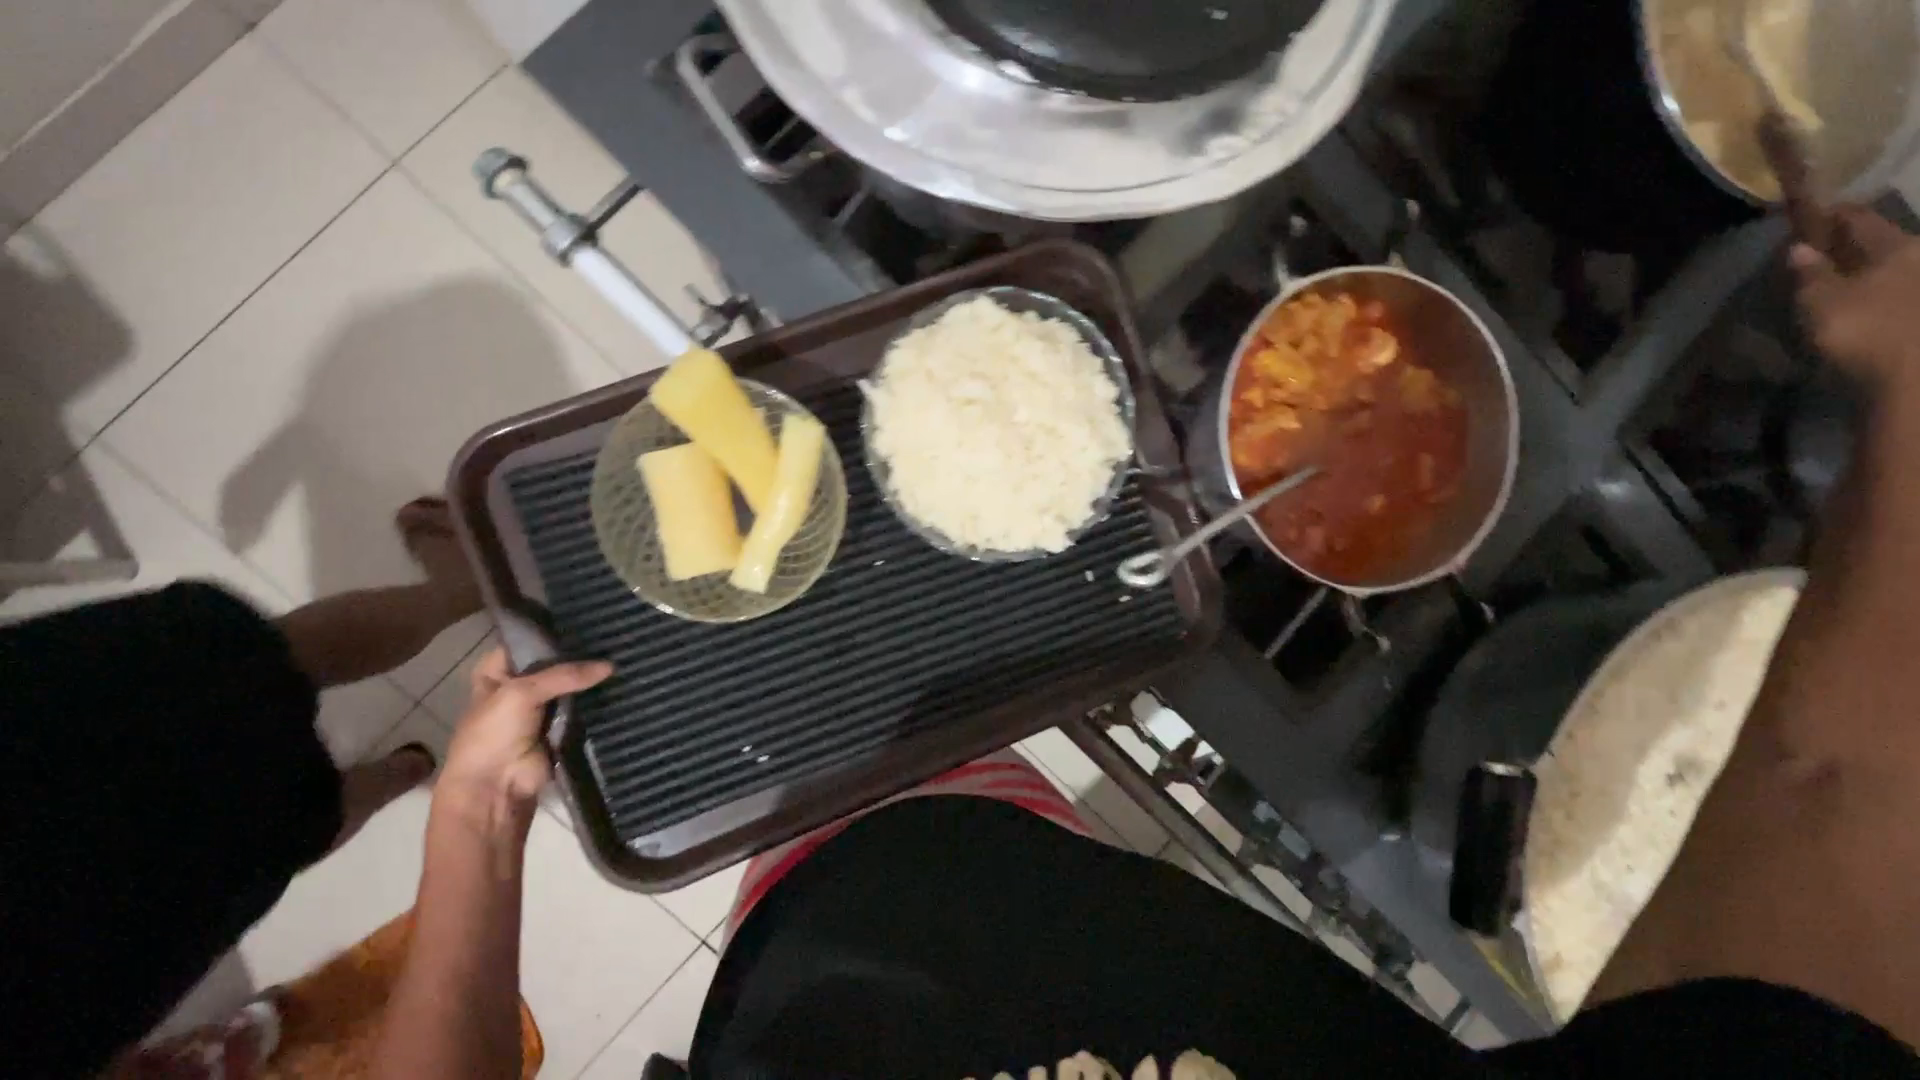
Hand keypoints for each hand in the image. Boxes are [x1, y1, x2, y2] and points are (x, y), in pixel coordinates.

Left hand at [438, 647, 612, 825]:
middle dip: (580, 654)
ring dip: (591, 679)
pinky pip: (583, 708)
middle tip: (615, 636)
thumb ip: (566, 675)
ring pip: (571, 686)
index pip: (529, 640)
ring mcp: (542, 707)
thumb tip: (611, 666)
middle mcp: (519, 685)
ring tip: (625, 654)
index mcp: (496, 671)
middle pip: (554, 663)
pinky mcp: (562, 727)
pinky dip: (597, 701)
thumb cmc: (493, 733)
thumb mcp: (522, 692)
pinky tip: (623, 683)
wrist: (496, 787)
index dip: (555, 631)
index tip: (588, 618)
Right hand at [1793, 206, 1919, 380]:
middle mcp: (1919, 258)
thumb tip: (1798, 247)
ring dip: (1863, 271)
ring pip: (1891, 268)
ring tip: (1835, 278)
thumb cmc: (1864, 330)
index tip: (1811, 211)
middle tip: (1821, 248)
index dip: (1833, 213)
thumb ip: (1811, 273)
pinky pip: (1894, 292)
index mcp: (1899, 247)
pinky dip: (1872, 292)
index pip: (1860, 219)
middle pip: (1882, 242)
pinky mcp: (1918, 316)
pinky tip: (1856, 302)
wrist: (1912, 378)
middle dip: (1850, 245)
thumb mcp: (1822, 301)